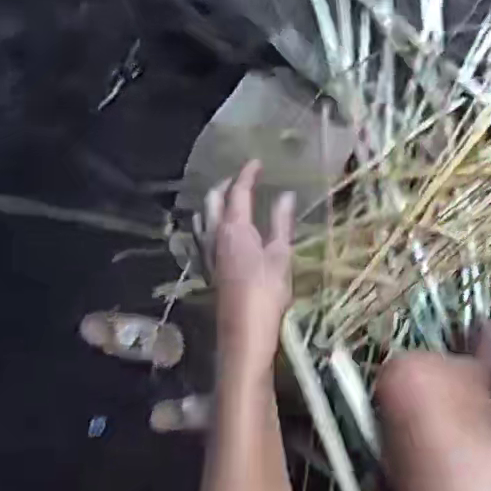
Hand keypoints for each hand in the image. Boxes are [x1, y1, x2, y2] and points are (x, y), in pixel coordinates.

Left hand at [203, 161, 295, 362]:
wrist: (245, 327)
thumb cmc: (268, 290)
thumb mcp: (281, 255)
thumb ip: (281, 224)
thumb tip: (285, 196)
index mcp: (235, 228)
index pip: (239, 192)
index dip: (247, 175)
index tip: (257, 162)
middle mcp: (216, 234)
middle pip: (215, 200)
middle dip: (227, 185)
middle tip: (243, 178)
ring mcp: (209, 250)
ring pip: (205, 215)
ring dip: (216, 201)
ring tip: (230, 197)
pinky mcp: (210, 264)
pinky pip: (205, 231)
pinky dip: (213, 220)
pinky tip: (222, 228)